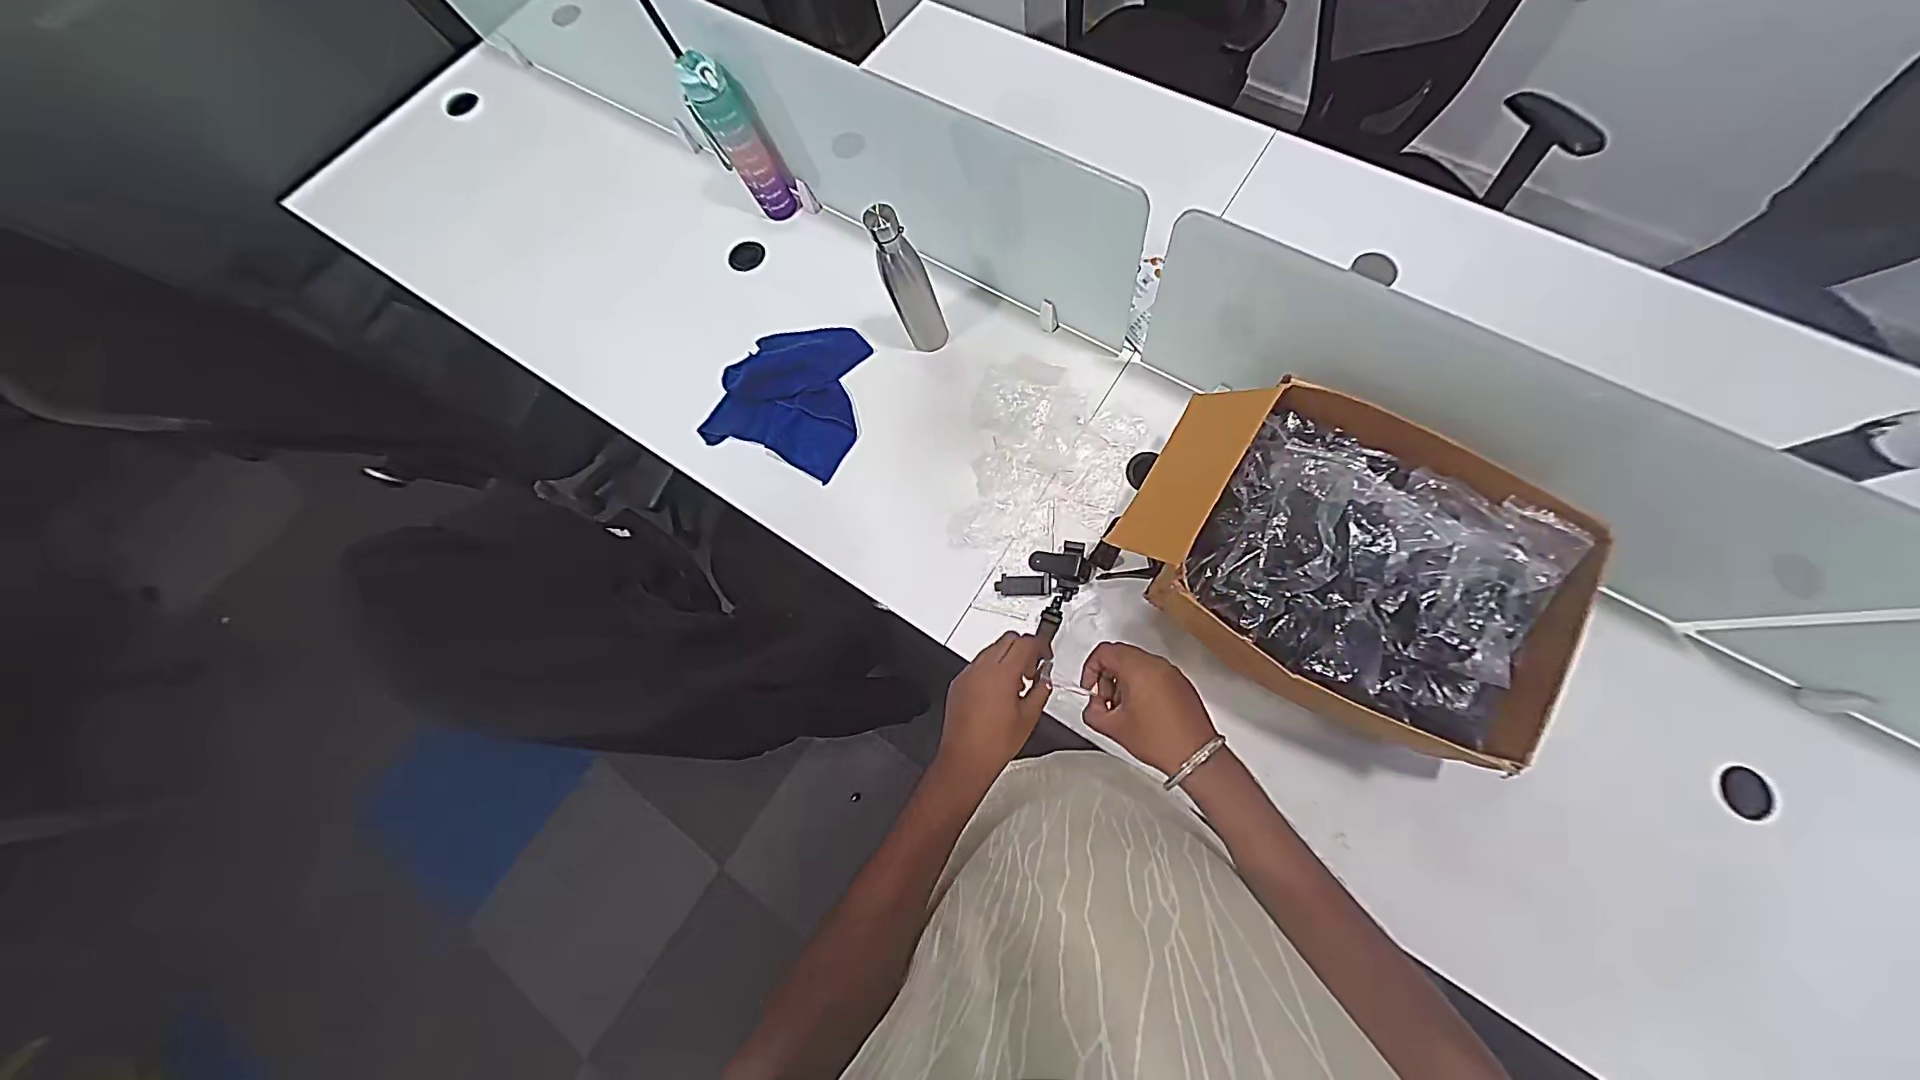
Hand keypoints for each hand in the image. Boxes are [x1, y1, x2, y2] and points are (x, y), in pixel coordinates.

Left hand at [937, 632, 1051, 778]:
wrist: (966, 758)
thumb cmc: (993, 744)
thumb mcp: (1029, 717)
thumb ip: (1041, 690)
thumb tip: (1045, 679)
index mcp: (1002, 674)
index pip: (1024, 643)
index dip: (1039, 645)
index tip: (1044, 654)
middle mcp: (982, 669)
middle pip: (1007, 639)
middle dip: (1024, 648)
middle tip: (1033, 667)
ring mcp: (968, 674)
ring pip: (991, 650)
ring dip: (1007, 657)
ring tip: (1017, 682)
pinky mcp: (958, 683)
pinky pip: (977, 665)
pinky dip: (991, 668)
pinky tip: (999, 690)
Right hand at [1080, 642, 1217, 775]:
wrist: (1195, 756)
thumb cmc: (1162, 741)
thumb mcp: (1113, 728)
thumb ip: (1092, 711)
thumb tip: (1093, 705)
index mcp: (1138, 668)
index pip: (1104, 652)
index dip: (1090, 668)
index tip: (1090, 686)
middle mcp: (1156, 665)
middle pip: (1120, 655)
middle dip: (1106, 676)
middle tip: (1105, 699)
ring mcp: (1171, 672)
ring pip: (1137, 663)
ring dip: (1123, 681)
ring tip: (1123, 708)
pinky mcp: (1181, 683)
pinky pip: (1154, 673)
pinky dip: (1141, 684)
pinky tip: (1141, 711)